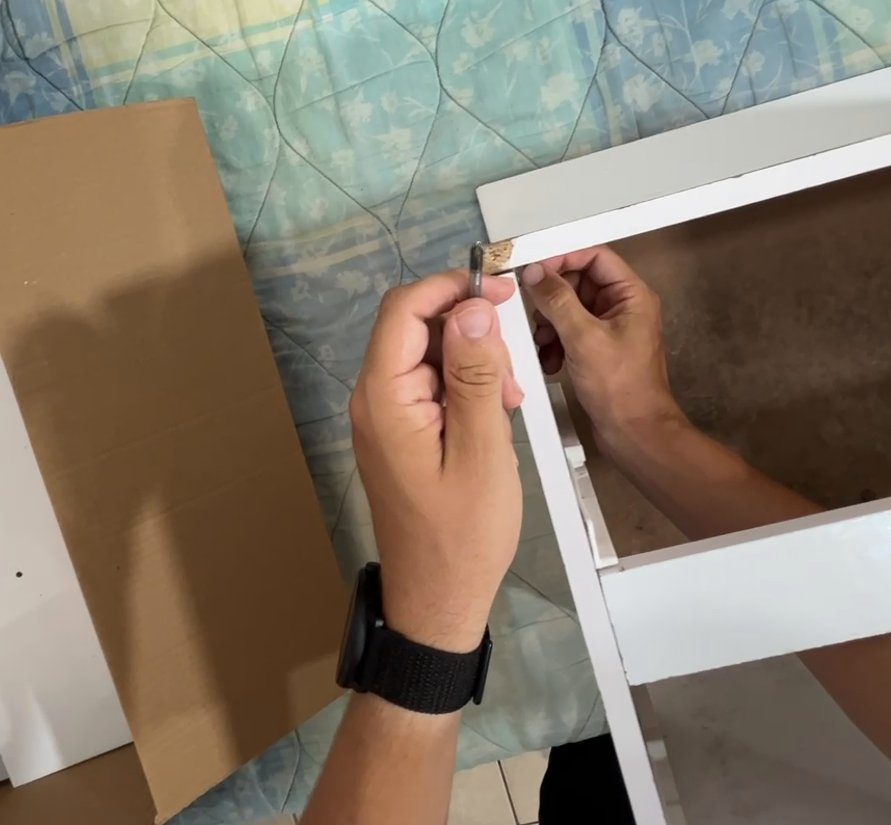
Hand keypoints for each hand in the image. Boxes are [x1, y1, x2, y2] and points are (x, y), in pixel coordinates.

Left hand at [349, 270, 524, 653]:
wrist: (437, 602)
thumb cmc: (463, 535)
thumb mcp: (482, 451)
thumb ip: (476, 376)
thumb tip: (473, 308)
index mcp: (384, 397)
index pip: (404, 310)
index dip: (451, 288)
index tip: (501, 289)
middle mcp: (375, 398)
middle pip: (416, 328)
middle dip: (469, 327)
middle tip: (516, 358)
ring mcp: (385, 417)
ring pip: (428, 355)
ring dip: (473, 359)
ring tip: (514, 396)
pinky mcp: (401, 433)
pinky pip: (432, 387)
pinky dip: (466, 385)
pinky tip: (499, 410)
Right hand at [520, 245, 685, 454]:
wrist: (634, 434)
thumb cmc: (622, 389)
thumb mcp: (584, 338)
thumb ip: (558, 300)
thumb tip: (535, 274)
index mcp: (631, 295)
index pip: (594, 256)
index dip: (563, 257)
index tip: (534, 268)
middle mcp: (622, 307)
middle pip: (577, 282)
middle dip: (551, 298)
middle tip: (534, 312)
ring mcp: (608, 329)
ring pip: (568, 308)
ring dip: (549, 323)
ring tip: (542, 342)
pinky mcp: (596, 350)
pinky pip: (568, 332)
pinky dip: (554, 343)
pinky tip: (549, 361)